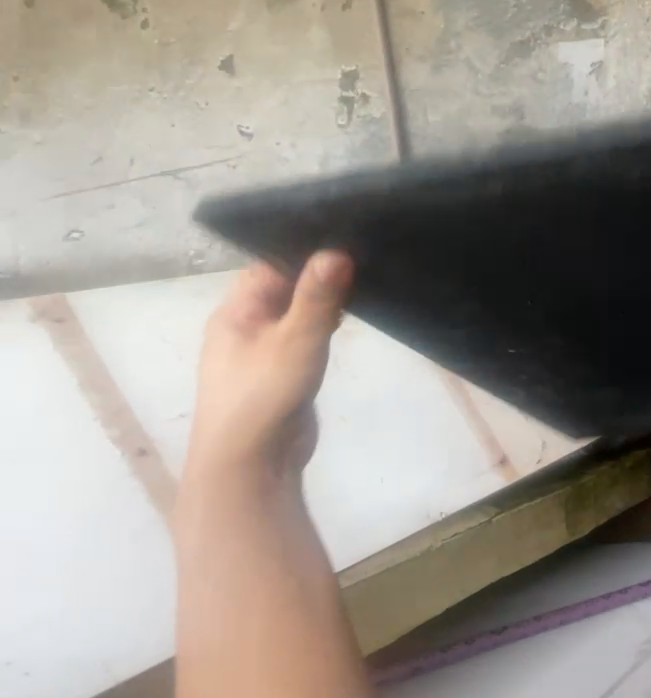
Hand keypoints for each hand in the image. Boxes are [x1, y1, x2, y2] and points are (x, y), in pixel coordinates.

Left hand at [188, 251, 353, 482]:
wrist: (250, 459)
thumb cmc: (265, 393)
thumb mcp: (297, 339)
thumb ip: (317, 296)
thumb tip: (337, 250)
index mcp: (235, 313)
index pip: (270, 266)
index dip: (306, 251)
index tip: (348, 238)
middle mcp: (243, 326)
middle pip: (284, 287)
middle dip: (321, 275)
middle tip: (368, 258)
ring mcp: (262, 350)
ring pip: (296, 312)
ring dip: (325, 301)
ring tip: (368, 284)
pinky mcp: (281, 370)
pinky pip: (304, 334)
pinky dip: (324, 325)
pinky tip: (350, 322)